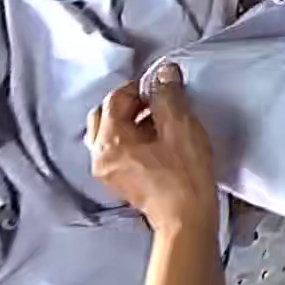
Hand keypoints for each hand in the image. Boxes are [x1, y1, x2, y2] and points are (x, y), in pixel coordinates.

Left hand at [87, 63, 217, 234]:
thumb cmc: (185, 170)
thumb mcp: (181, 128)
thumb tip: (163, 72)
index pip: (113, 100)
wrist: (185, 212)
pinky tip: (160, 137)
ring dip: (132, 118)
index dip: (139, 86)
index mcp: (110, 142)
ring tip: (163, 117)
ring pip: (109, 133)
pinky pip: (117, 147)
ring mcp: (106, 170)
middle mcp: (99, 156)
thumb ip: (169, 98)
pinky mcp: (118, 178)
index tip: (165, 84)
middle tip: (160, 98)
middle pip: (103, 117)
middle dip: (129, 102)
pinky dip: (134, 135)